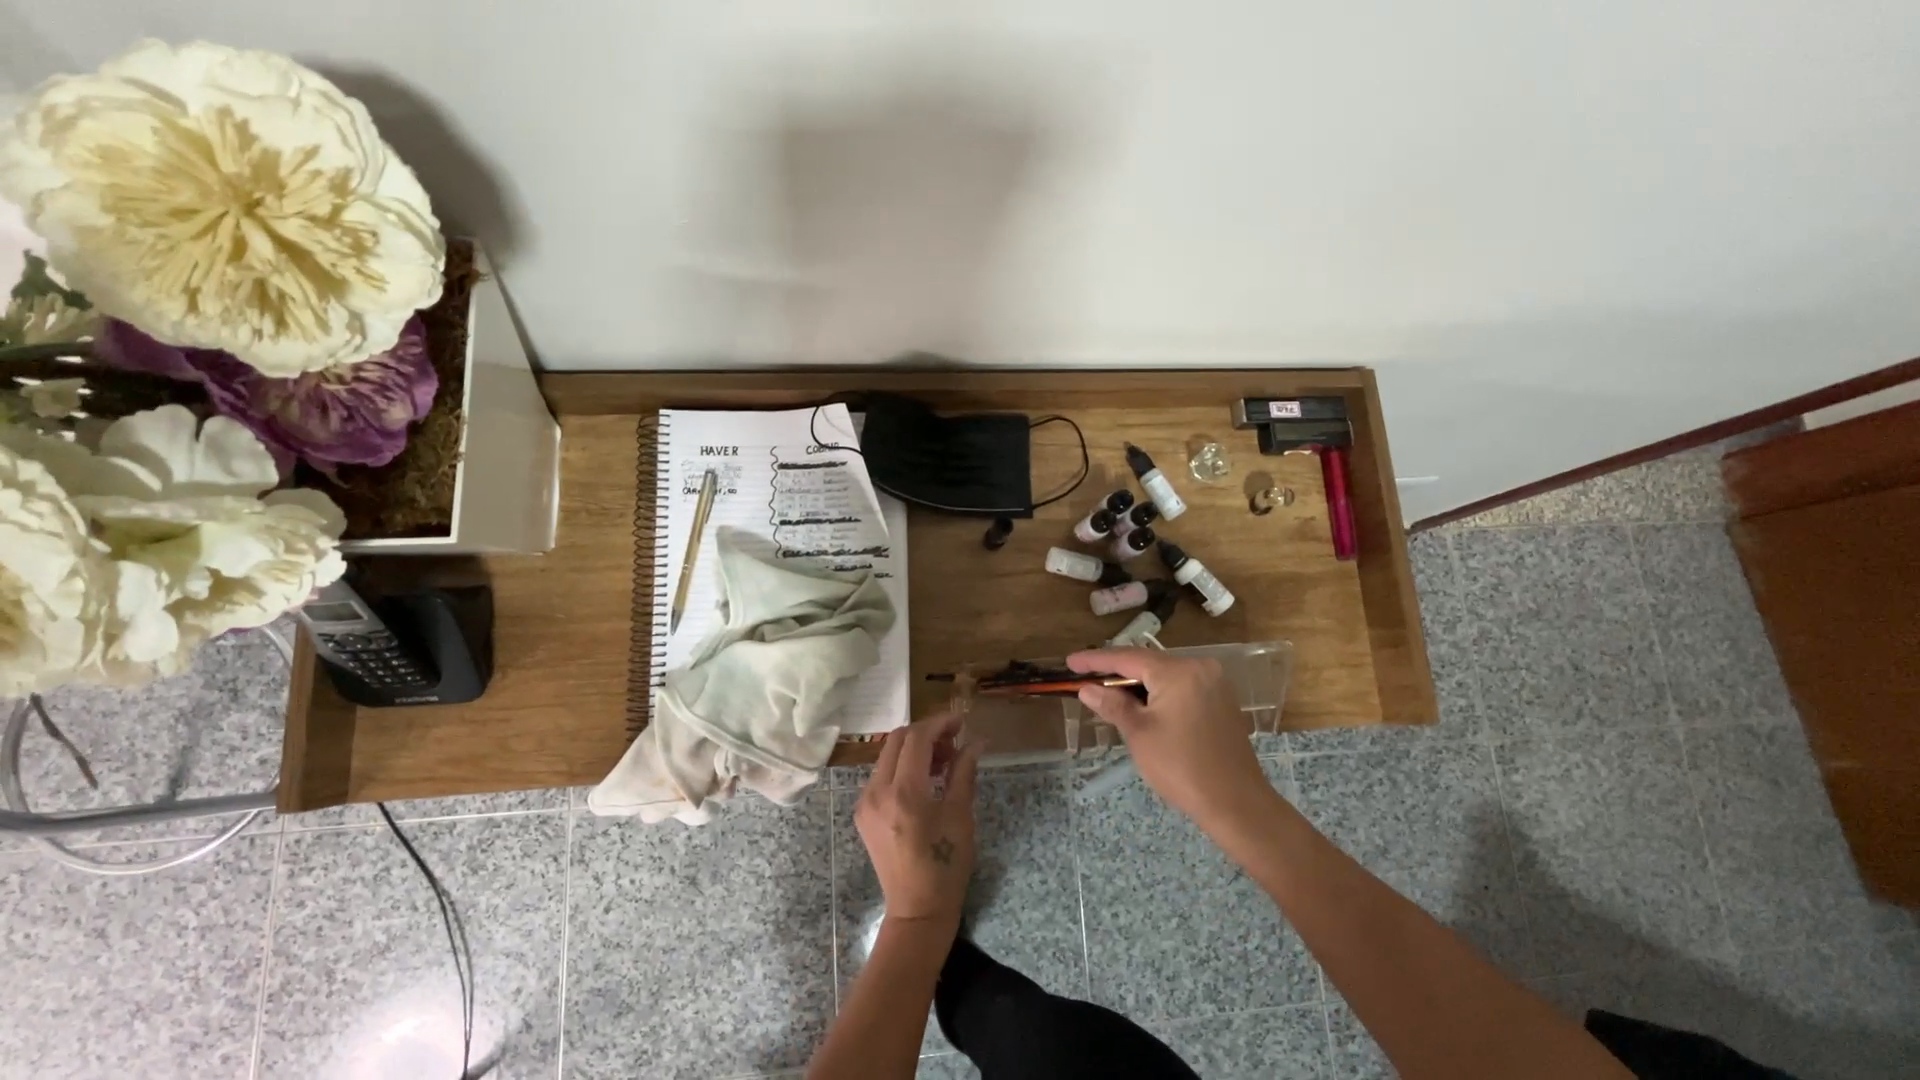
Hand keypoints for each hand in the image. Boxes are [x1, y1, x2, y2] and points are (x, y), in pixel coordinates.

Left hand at [855, 713, 983, 925]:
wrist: (917, 909)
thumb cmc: (946, 865)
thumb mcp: (960, 816)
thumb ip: (963, 772)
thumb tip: (975, 741)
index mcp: (903, 793)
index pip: (917, 738)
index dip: (940, 724)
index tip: (962, 722)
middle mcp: (876, 792)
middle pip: (897, 740)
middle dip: (926, 733)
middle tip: (954, 741)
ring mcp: (865, 802)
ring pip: (887, 756)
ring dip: (914, 748)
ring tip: (943, 761)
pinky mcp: (863, 813)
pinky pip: (882, 775)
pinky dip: (903, 767)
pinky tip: (925, 779)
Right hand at [1068, 648, 1278, 828]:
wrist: (1236, 803)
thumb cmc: (1182, 768)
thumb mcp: (1140, 734)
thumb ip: (1113, 705)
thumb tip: (1088, 689)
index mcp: (1180, 671)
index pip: (1128, 658)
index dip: (1096, 660)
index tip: (1070, 662)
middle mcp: (1201, 668)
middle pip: (1149, 664)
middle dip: (1117, 672)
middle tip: (1085, 678)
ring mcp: (1215, 684)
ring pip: (1165, 676)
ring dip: (1137, 685)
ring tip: (1108, 694)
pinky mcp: (1222, 702)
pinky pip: (1182, 688)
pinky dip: (1159, 694)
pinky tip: (1142, 707)